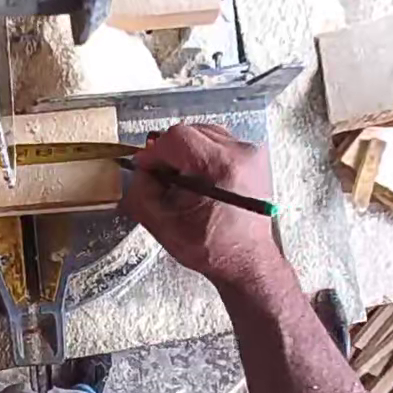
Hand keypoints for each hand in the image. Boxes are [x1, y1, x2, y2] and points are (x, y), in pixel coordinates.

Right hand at [120, 123, 278, 287]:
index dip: (153, 152)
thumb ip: (142, 192)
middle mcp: (240, 154)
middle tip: (159, 176)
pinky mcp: (254, 159)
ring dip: (185, 152)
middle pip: (191, 131)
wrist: (245, 260)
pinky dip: (201, 155)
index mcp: (219, 167)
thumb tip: (139, 170)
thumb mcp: (162, 224)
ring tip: (179, 179)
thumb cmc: (210, 248)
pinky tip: (196, 179)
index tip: (144, 167)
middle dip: (168, 151)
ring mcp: (251, 154)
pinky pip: (220, 143)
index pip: (176, 137)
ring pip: (205, 134)